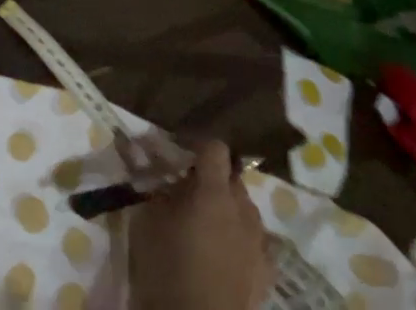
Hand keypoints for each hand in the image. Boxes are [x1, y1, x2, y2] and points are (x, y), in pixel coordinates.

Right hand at [128, 141, 272, 309]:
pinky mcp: (268, 269)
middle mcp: (243, 210)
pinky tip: (222, 252)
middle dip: (212, 179)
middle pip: (232, 179)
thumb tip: (165, 177)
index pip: (215, 149)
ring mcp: (260, 241)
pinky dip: (239, 237)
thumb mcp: (146, 219)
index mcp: (213, 192)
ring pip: (245, 209)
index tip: (179, 153)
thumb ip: (159, 191)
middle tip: (187, 191)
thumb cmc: (165, 266)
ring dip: (227, 208)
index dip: (197, 146)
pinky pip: (255, 240)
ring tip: (205, 225)